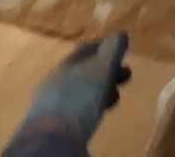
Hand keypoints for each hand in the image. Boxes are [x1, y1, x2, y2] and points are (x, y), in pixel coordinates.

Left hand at [13, 33, 131, 142]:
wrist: (50, 140)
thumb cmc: (79, 98)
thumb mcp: (101, 69)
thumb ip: (112, 49)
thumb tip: (120, 33)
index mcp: (68, 61)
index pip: (89, 46)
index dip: (108, 47)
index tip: (124, 53)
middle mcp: (57, 77)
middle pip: (87, 68)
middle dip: (108, 71)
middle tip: (124, 78)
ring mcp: (52, 99)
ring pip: (82, 88)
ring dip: (101, 89)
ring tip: (112, 100)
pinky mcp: (52, 120)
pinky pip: (76, 105)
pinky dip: (90, 104)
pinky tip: (96, 112)